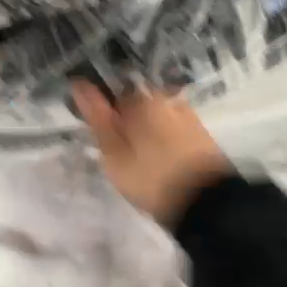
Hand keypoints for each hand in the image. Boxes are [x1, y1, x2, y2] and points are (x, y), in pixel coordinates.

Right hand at [71, 84, 234, 226]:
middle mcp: (168, 98)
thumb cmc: (152, 179)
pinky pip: (172, 126)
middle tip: (117, 147)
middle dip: (125, 117)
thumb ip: (97, 117)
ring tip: (138, 155)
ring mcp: (188, 115)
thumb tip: (79, 83)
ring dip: (145, 127)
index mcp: (144, 98)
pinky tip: (159, 157)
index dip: (102, 108)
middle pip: (137, 101)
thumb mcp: (115, 153)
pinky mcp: (201, 133)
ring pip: (156, 114)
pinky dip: (162, 136)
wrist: (207, 203)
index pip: (114, 90)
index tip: (98, 129)